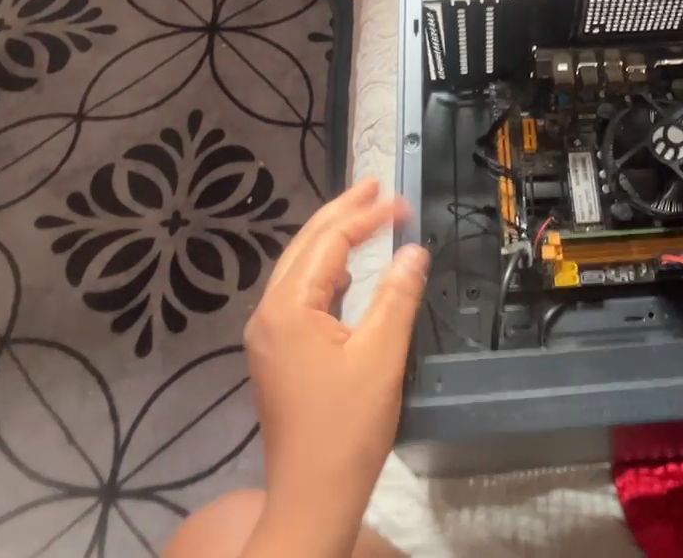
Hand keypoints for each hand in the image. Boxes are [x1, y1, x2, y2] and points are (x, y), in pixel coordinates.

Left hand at [241, 179, 428, 557]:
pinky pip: (303, 294)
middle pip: (307, 246)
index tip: (403, 200)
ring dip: (334, 238)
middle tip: (376, 185)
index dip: (368, 216)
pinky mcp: (279, 352)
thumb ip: (397, 295)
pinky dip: (329, 270)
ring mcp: (270, 334)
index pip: (330, 243)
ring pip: (302, 268)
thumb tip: (413, 250)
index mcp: (288, 308)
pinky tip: (348, 267)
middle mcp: (269, 313)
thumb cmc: (347, 427)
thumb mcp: (381, 355)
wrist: (313, 496)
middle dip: (343, 213)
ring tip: (366, 213)